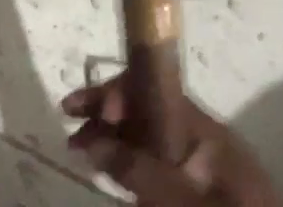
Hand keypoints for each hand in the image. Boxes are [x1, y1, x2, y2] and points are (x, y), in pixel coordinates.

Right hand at [61, 78, 282, 205]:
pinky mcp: (207, 192)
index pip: (154, 87)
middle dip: (105, 116)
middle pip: (147, 110)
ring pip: (151, 138)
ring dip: (114, 140)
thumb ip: (135, 169)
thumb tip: (91, 142)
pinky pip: (163, 164)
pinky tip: (116, 177)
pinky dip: (133, 163)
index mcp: (207, 132)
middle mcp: (208, 141)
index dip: (116, 92)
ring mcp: (210, 169)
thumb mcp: (178, 201)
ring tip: (84, 156)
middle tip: (72, 134)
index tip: (87, 113)